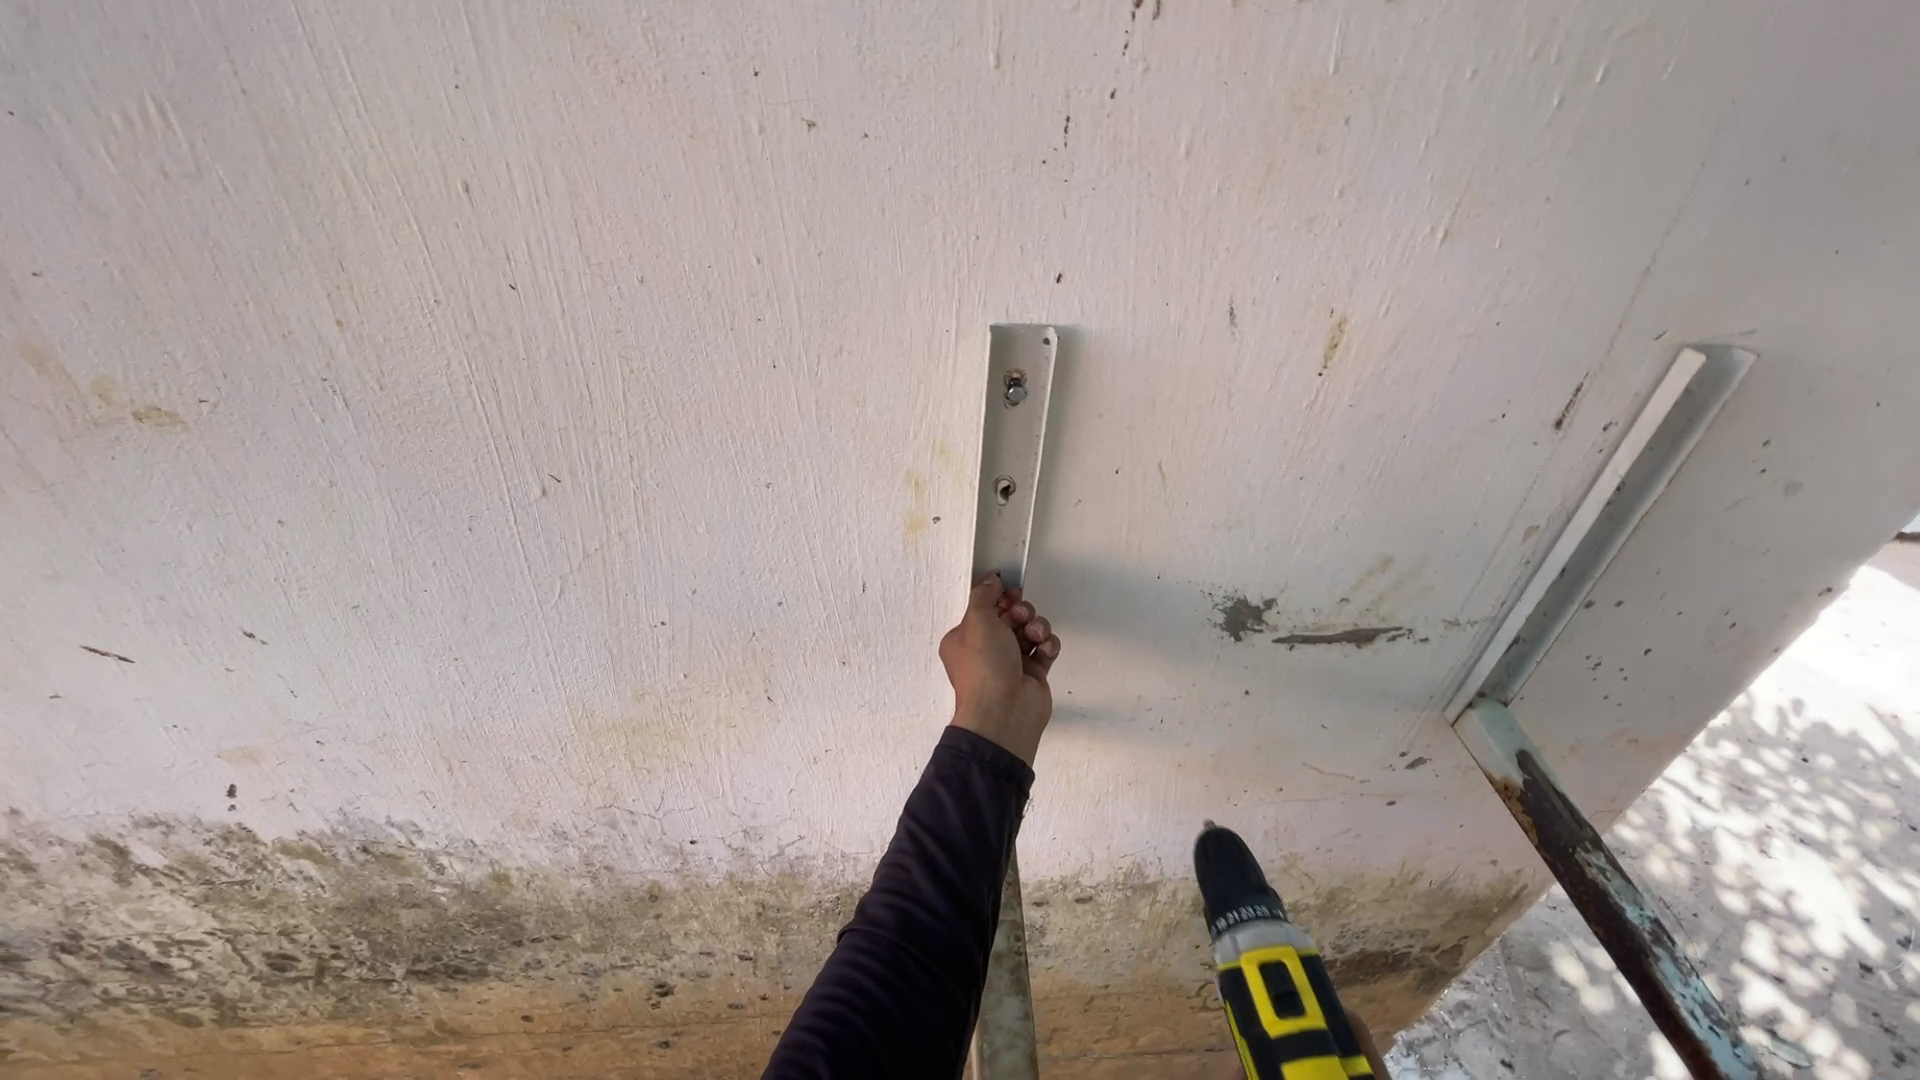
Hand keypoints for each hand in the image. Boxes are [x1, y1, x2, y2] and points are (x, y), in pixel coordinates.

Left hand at [939, 572, 1061, 764]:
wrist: (1005, 713)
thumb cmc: (984, 670)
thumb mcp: (977, 620)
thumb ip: (984, 595)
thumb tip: (991, 580)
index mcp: (965, 638)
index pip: (984, 608)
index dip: (999, 597)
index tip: (1011, 589)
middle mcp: (986, 650)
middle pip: (1010, 617)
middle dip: (1021, 611)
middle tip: (1022, 615)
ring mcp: (1011, 662)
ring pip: (1030, 630)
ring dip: (1036, 626)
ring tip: (1035, 636)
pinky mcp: (1033, 673)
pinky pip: (1045, 648)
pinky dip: (1048, 644)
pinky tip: (1044, 648)